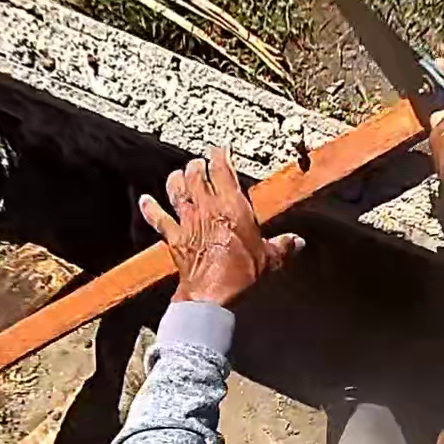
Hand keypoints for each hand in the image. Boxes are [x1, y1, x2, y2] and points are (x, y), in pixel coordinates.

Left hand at [140, 147, 303, 305]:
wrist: (213, 292)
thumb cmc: (242, 272)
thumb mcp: (269, 258)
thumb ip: (282, 246)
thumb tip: (297, 242)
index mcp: (232, 206)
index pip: (222, 170)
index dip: (220, 156)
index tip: (221, 150)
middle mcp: (207, 207)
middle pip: (196, 175)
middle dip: (198, 166)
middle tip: (200, 163)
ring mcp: (187, 221)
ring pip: (176, 189)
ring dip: (177, 179)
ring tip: (179, 174)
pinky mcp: (174, 237)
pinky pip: (159, 218)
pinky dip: (151, 208)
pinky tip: (146, 200)